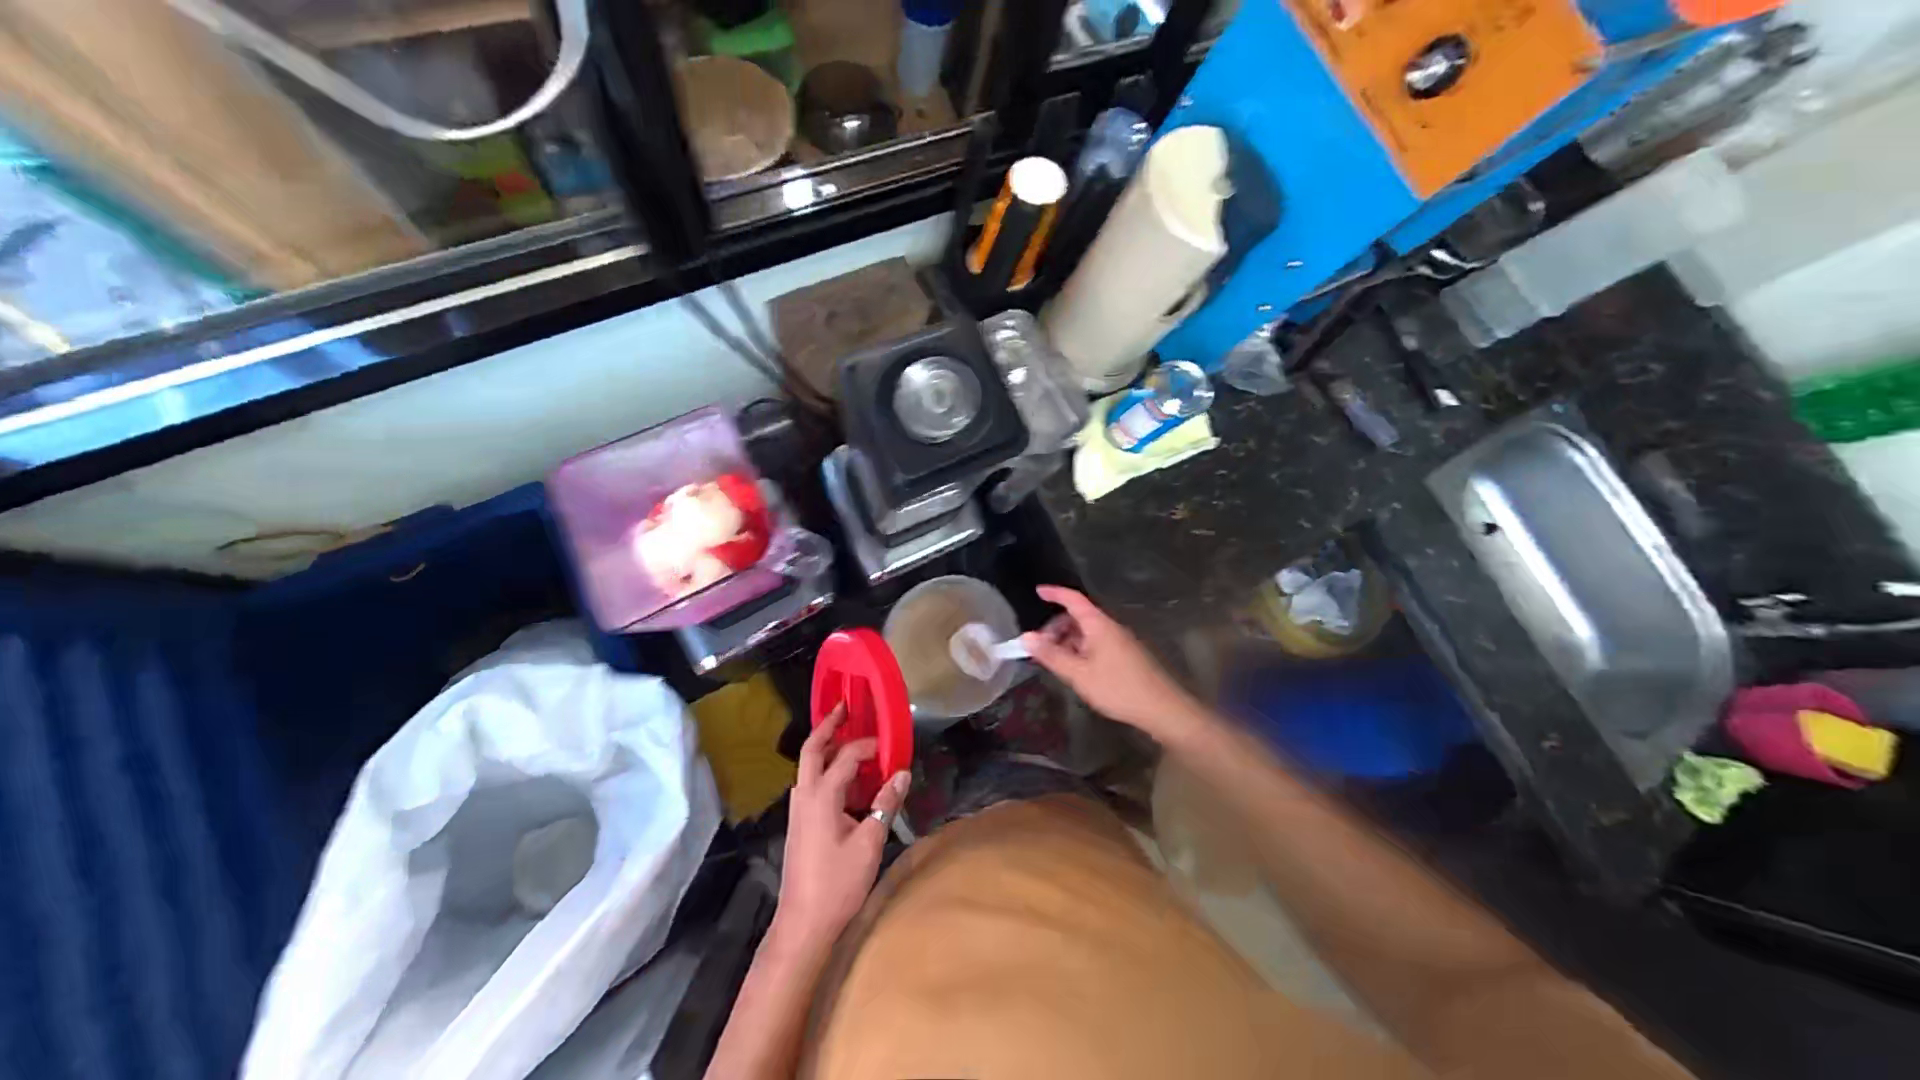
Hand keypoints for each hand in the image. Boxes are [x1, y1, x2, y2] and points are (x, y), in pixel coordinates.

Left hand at [773, 705, 910, 945]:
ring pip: (808, 767)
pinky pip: (811, 784)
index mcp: (821, 796)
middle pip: (811, 749)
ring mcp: (797, 810)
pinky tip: (846, 781)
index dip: (868, 746)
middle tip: (845, 708)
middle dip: (828, 726)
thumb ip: (885, 804)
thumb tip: (901, 773)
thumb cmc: (838, 883)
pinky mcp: (799, 823)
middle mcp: (804, 796)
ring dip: (826, 748)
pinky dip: (826, 770)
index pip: (845, 757)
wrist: (803, 924)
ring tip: (850, 740)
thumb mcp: (870, 843)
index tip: (889, 746)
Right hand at [1023, 585, 1207, 744]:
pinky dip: (1080, 650)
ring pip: (1087, 633)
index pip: (1074, 600)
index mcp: (1099, 625)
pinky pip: (1097, 644)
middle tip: (1040, 647)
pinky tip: (1076, 670)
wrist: (1162, 708)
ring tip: (1056, 662)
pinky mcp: (1125, 656)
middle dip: (1056, 627)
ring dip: (1068, 641)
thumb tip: (1026, 637)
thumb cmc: (1118, 688)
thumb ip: (1051, 655)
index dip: (1055, 593)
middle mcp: (1110, 627)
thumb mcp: (1078, 674)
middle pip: (1078, 617)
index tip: (1037, 591)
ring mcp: (1120, 641)